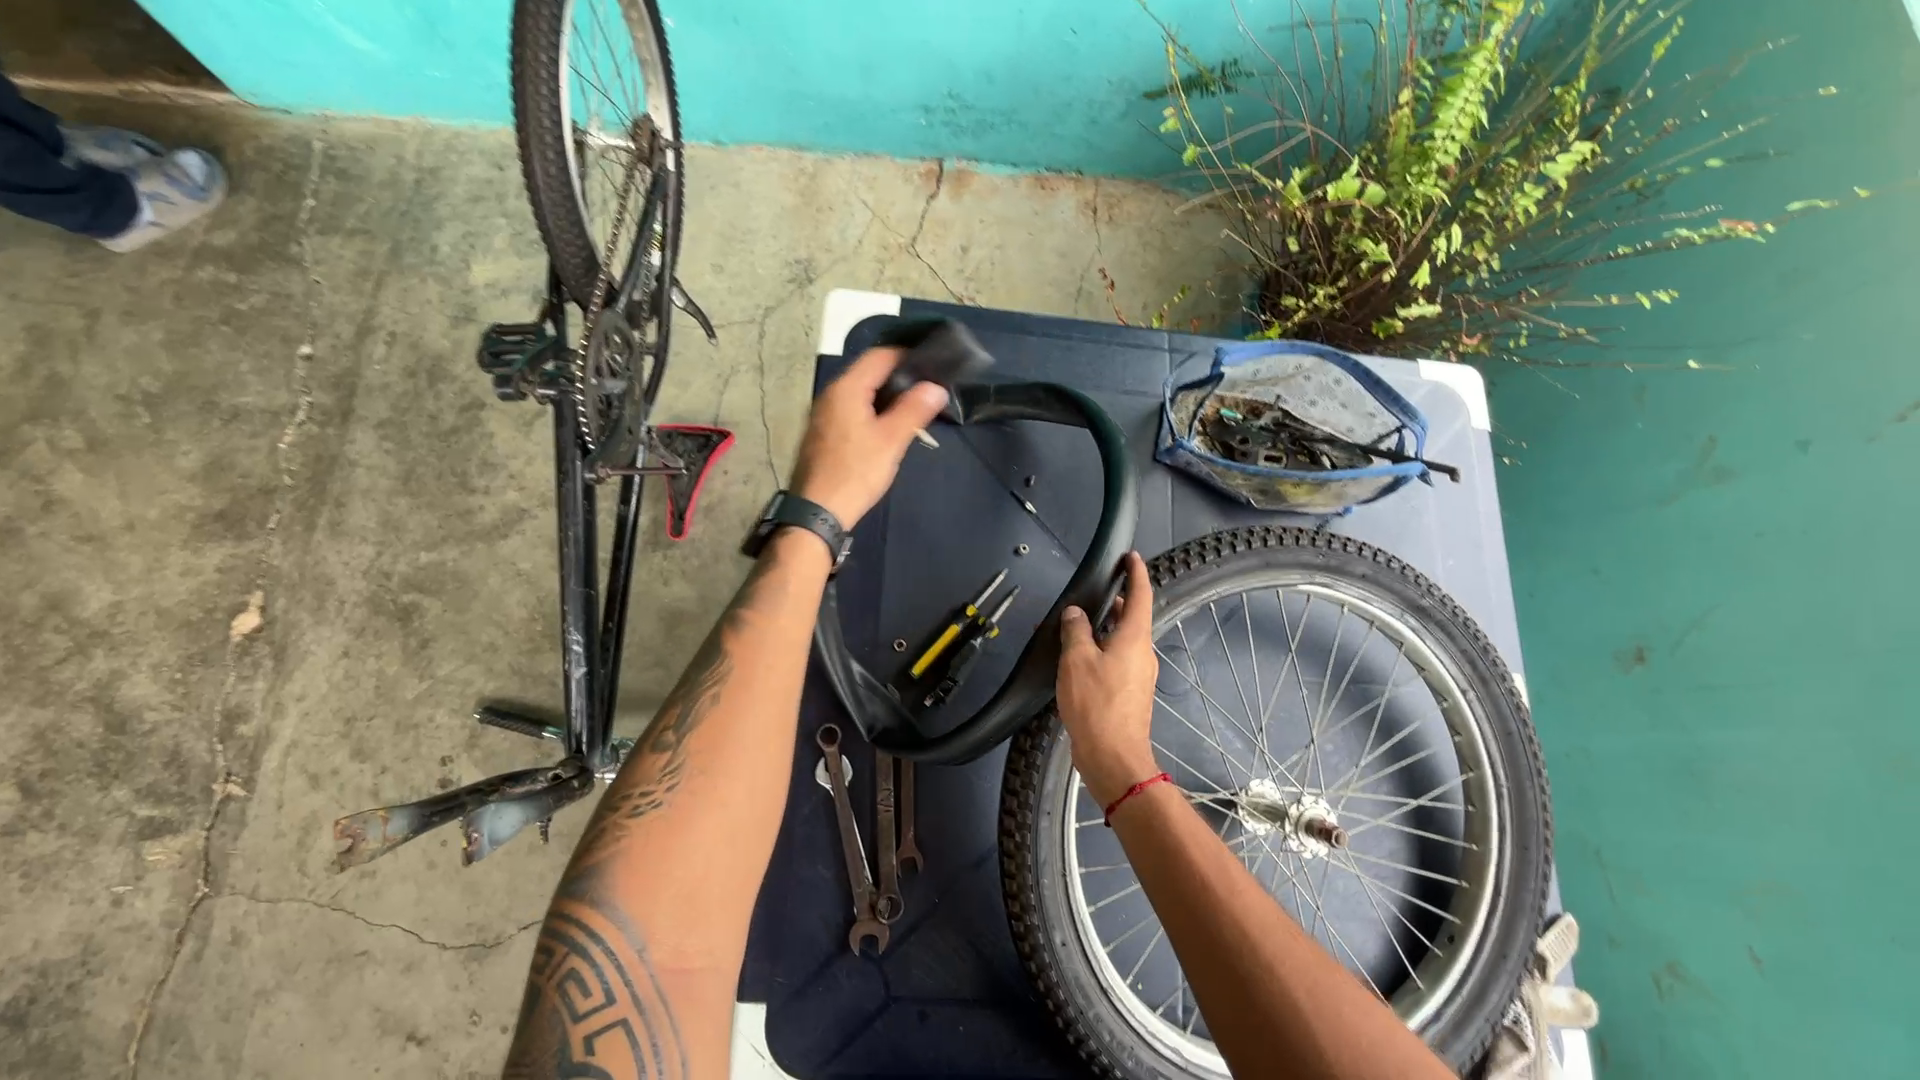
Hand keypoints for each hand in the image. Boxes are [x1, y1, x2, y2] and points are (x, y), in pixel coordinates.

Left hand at [789, 347, 948, 528]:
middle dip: (899, 376)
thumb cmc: (856, 473)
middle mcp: (831, 394)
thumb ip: (914, 409)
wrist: (818, 512)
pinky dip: (872, 410)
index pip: (879, 356)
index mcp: (846, 389)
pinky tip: (888, 426)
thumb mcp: (891, 440)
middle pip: (868, 372)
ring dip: (886, 395)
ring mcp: (824, 414)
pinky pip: (852, 409)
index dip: (907, 355)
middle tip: (928, 387)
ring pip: (860, 392)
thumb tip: (935, 386)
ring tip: (914, 406)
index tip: (933, 364)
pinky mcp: (823, 433)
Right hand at [1056, 552, 1159, 806]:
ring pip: (1123, 641)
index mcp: (1135, 638)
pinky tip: (1079, 658)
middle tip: (1093, 592)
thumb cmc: (1096, 703)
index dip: (1136, 573)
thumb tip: (1076, 613)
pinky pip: (1116, 660)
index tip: (1130, 556)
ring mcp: (1138, 675)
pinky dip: (1101, 650)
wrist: (1112, 757)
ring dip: (1104, 629)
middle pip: (1132, 618)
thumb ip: (1075, 631)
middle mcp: (1142, 653)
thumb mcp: (1077, 660)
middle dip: (1115, 603)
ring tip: (1077, 624)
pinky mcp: (1129, 694)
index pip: (1140, 595)